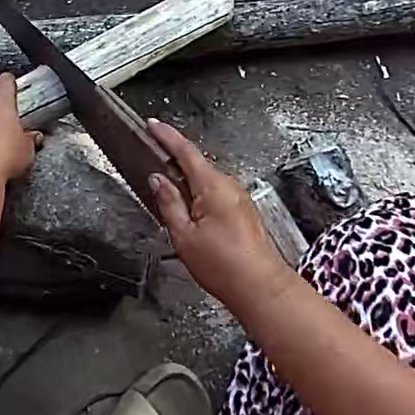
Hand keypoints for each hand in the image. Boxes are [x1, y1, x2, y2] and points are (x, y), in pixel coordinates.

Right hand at [147, 120, 295, 307]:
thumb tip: (157, 180)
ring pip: (205, 179)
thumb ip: (168, 202)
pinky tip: (189, 210)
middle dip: (174, 159)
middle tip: (152, 158)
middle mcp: (228, 186)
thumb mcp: (184, 234)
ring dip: (185, 179)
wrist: (262, 289)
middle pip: (196, 163)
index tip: (152, 125)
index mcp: (212, 186)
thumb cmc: (225, 266)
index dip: (166, 135)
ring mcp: (238, 197)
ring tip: (167, 193)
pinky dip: (198, 193)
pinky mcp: (242, 210)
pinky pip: (215, 192)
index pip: (185, 150)